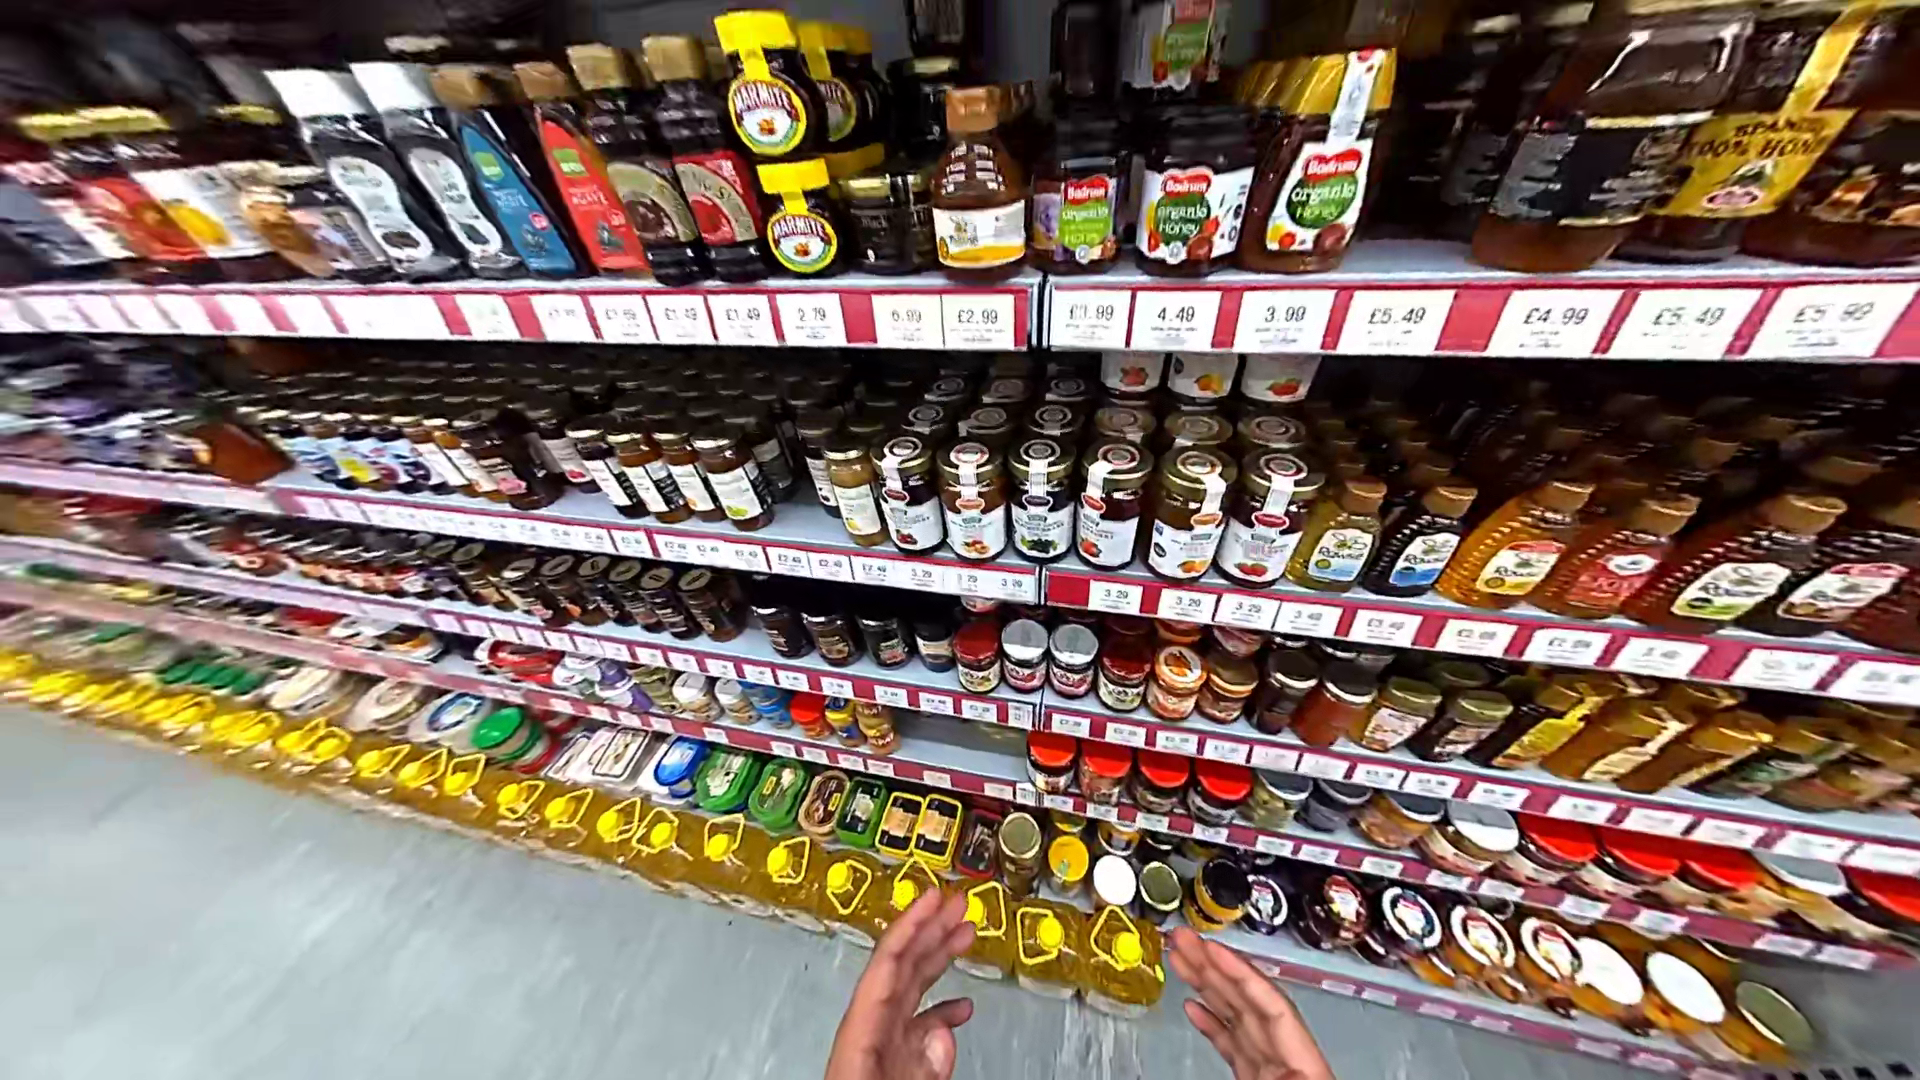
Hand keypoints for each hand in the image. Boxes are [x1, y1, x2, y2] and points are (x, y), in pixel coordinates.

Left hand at [825, 888, 976, 1079]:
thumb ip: (918, 1066)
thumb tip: (944, 1033)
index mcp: (860, 1028)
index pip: (887, 959)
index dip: (912, 922)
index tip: (934, 896)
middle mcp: (870, 1027)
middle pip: (902, 964)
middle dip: (932, 929)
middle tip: (958, 903)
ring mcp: (881, 1043)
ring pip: (913, 987)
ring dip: (940, 957)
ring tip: (966, 933)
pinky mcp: (892, 1062)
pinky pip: (918, 1024)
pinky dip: (942, 1009)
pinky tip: (963, 1004)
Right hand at [1168, 927, 1334, 1079]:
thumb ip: (1263, 1063)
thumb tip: (1238, 1036)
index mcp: (1307, 1066)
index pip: (1272, 1003)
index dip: (1240, 972)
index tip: (1209, 946)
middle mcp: (1289, 1059)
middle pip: (1250, 1002)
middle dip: (1213, 966)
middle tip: (1182, 937)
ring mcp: (1272, 1071)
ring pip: (1237, 1018)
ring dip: (1205, 984)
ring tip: (1177, 957)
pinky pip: (1233, 1046)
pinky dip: (1211, 1023)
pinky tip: (1191, 1005)